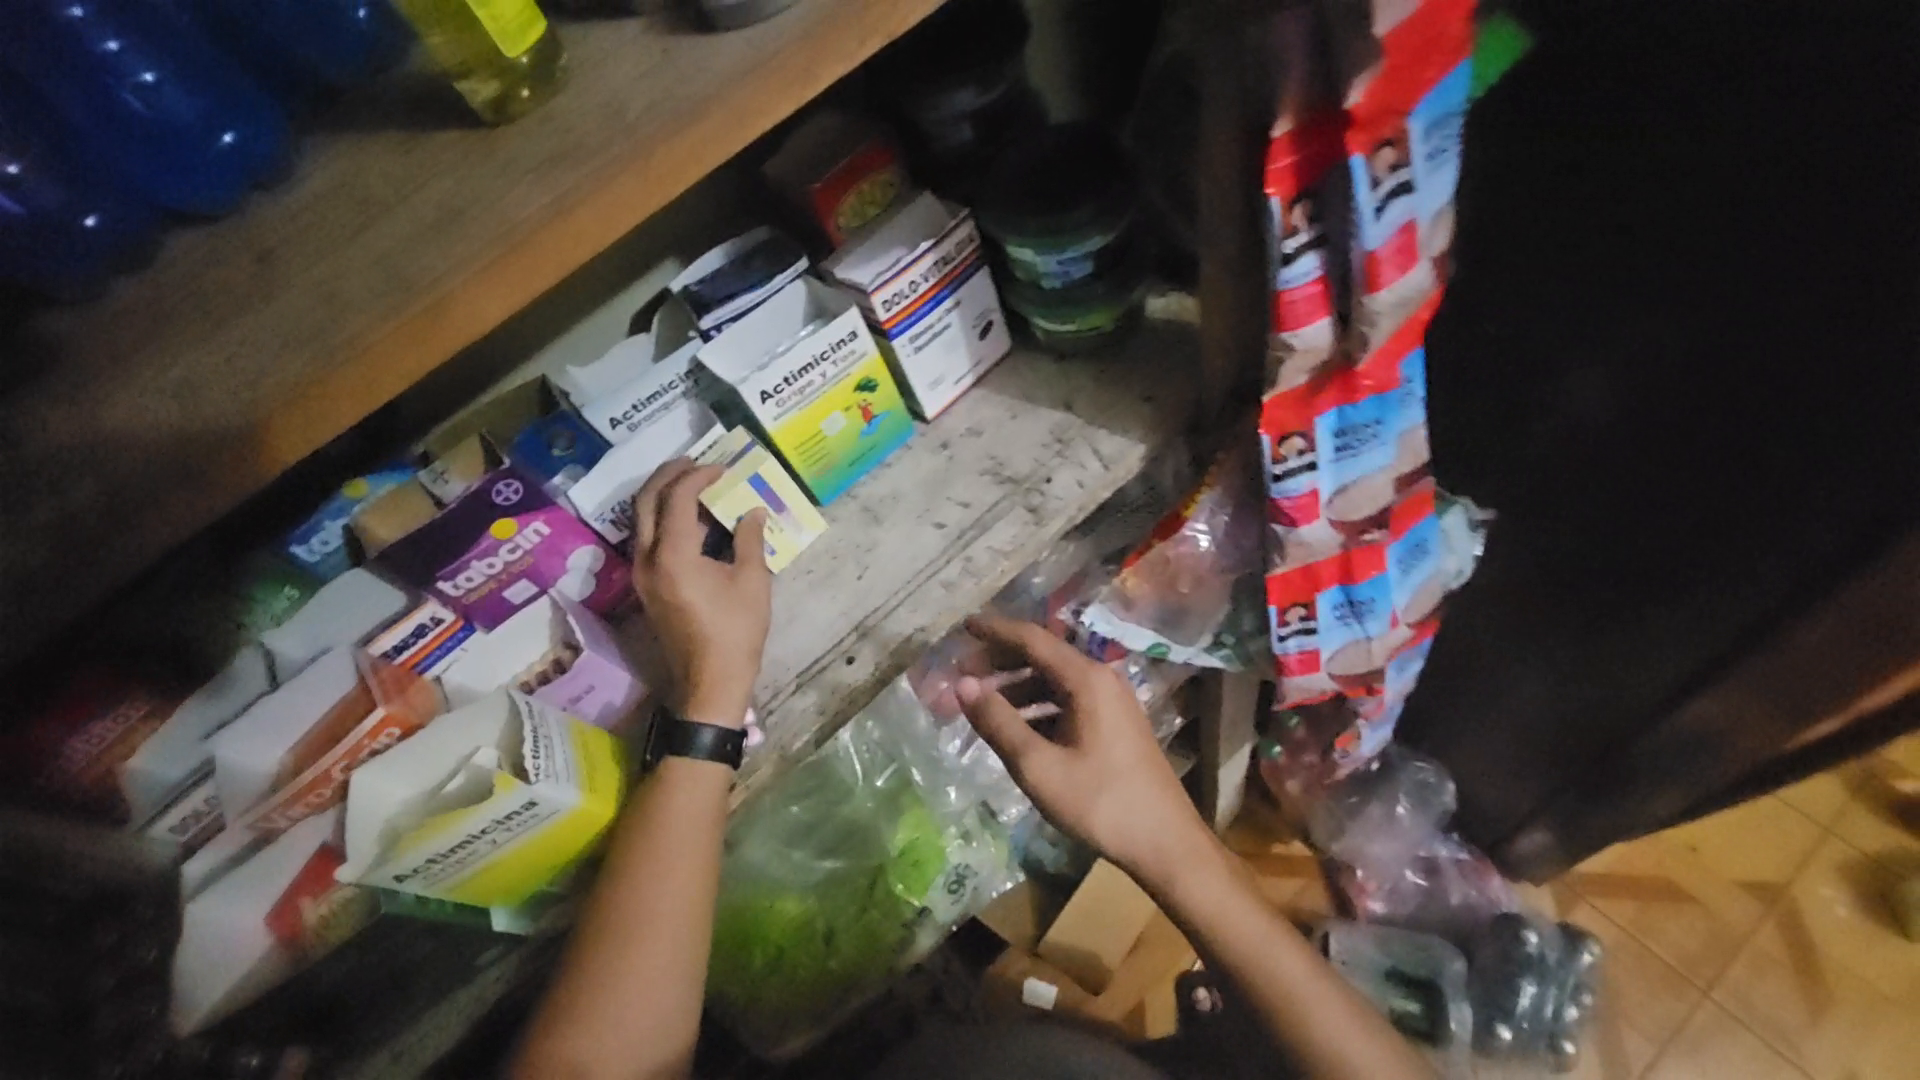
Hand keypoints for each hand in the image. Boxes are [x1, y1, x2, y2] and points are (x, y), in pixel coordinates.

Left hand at [630, 459, 771, 727]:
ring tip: (693, 485)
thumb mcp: (752, 582)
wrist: (710, 681)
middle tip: (696, 463)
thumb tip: (752, 511)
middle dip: (669, 476)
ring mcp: (642, 573)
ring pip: (640, 519)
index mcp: (674, 555)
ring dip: (663, 496)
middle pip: (645, 501)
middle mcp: (648, 558)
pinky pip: (647, 538)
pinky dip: (664, 519)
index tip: (723, 468)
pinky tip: (692, 520)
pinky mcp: (646, 585)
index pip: (678, 498)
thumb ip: (750, 540)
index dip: (700, 476)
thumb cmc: (735, 632)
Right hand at [956, 615, 1216, 883]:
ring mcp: (1111, 702)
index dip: (994, 630)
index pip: (1031, 638)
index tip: (963, 626)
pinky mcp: (1114, 724)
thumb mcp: (1038, 766)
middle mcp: (1101, 679)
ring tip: (981, 704)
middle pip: (1043, 656)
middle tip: (961, 674)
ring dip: (1016, 687)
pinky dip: (1037, 707)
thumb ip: (998, 722)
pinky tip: (1015, 730)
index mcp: (1086, 679)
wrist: (1165, 843)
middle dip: (1000, 661)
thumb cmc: (1100, 802)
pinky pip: (1067, 702)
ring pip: (1054, 681)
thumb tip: (962, 684)